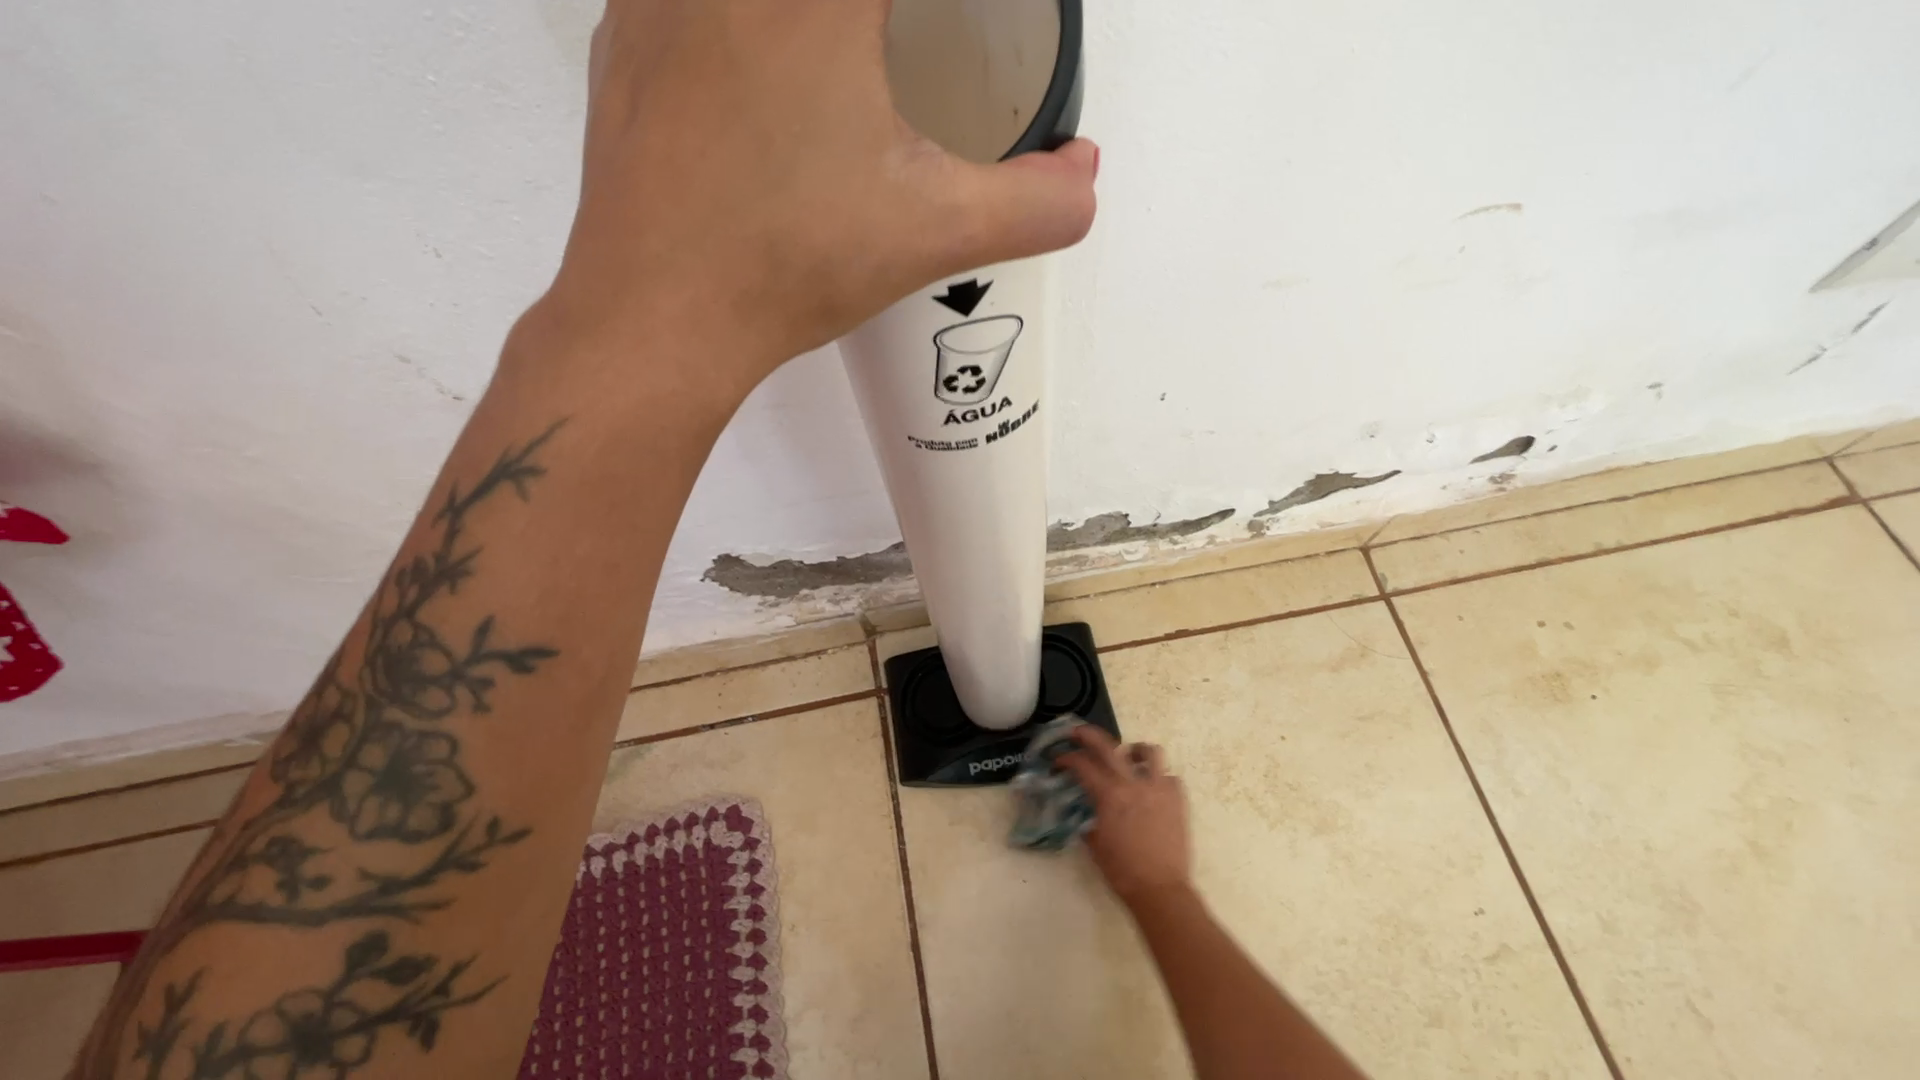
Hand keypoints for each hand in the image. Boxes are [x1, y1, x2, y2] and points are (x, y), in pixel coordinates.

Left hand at [537, 0, 1099, 399]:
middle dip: (877, 26)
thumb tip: (1084, 181)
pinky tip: (752, 72)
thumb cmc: (791, 264)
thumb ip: (1032, 204)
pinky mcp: (619, 41)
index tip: (948, 36)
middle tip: (898, 51)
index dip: (935, 11)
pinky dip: (731, 20)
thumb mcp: (935, 234)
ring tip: (830, 68)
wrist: (657, 320)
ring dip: (805, 25)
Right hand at [1059, 726, 1192, 906]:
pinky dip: (1159, 778)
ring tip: (1128, 758)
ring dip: (1134, 750)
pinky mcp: (1178, 799)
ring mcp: (1159, 788)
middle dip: (1088, 735)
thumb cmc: (1121, 871)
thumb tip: (1083, 807)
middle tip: (1077, 734)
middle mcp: (1133, 784)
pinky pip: (1169, 776)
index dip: (1066, 758)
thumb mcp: (1094, 842)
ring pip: (1149, 751)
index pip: (1082, 764)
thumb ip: (1087, 818)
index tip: (1058, 760)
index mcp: (1109, 795)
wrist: (1160, 889)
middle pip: (1108, 745)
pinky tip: (1151, 789)